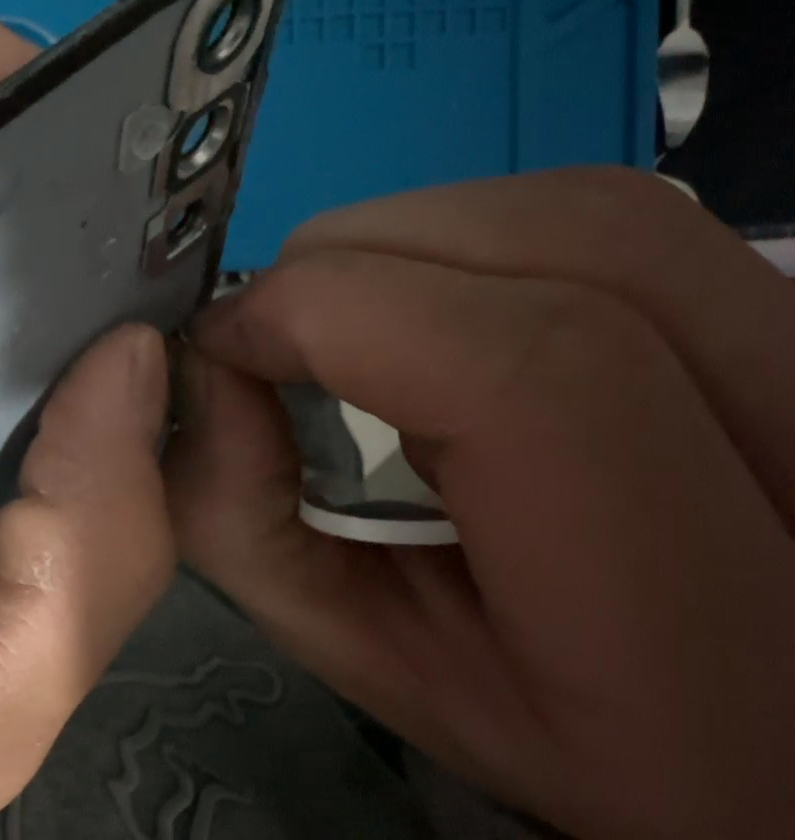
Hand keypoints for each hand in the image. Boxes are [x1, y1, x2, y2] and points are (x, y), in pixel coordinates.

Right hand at [167, 168, 794, 837]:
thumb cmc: (526, 708)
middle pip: (581, 247)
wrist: (722, 713)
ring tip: (345, 311)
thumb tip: (202, 364)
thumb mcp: (356, 649)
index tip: (228, 342)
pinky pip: (635, 221)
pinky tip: (436, 305)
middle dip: (359, 257)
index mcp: (704, 643)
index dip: (337, 314)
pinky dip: (480, 235)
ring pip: (612, 211)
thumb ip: (240, 518)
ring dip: (415, 233)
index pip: (528, 372)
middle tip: (276, 325)